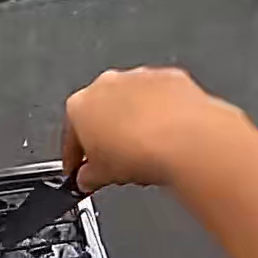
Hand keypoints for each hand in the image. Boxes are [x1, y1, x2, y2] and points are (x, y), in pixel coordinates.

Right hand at [61, 67, 257, 191]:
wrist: (187, 140)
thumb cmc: (139, 150)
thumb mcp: (99, 177)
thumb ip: (87, 177)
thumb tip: (88, 179)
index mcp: (80, 104)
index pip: (70, 135)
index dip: (74, 157)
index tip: (79, 170)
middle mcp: (108, 84)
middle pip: (99, 114)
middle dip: (103, 139)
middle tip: (109, 165)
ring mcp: (141, 78)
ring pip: (129, 105)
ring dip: (131, 127)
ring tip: (140, 156)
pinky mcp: (172, 79)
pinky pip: (158, 101)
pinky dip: (158, 118)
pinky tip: (163, 142)